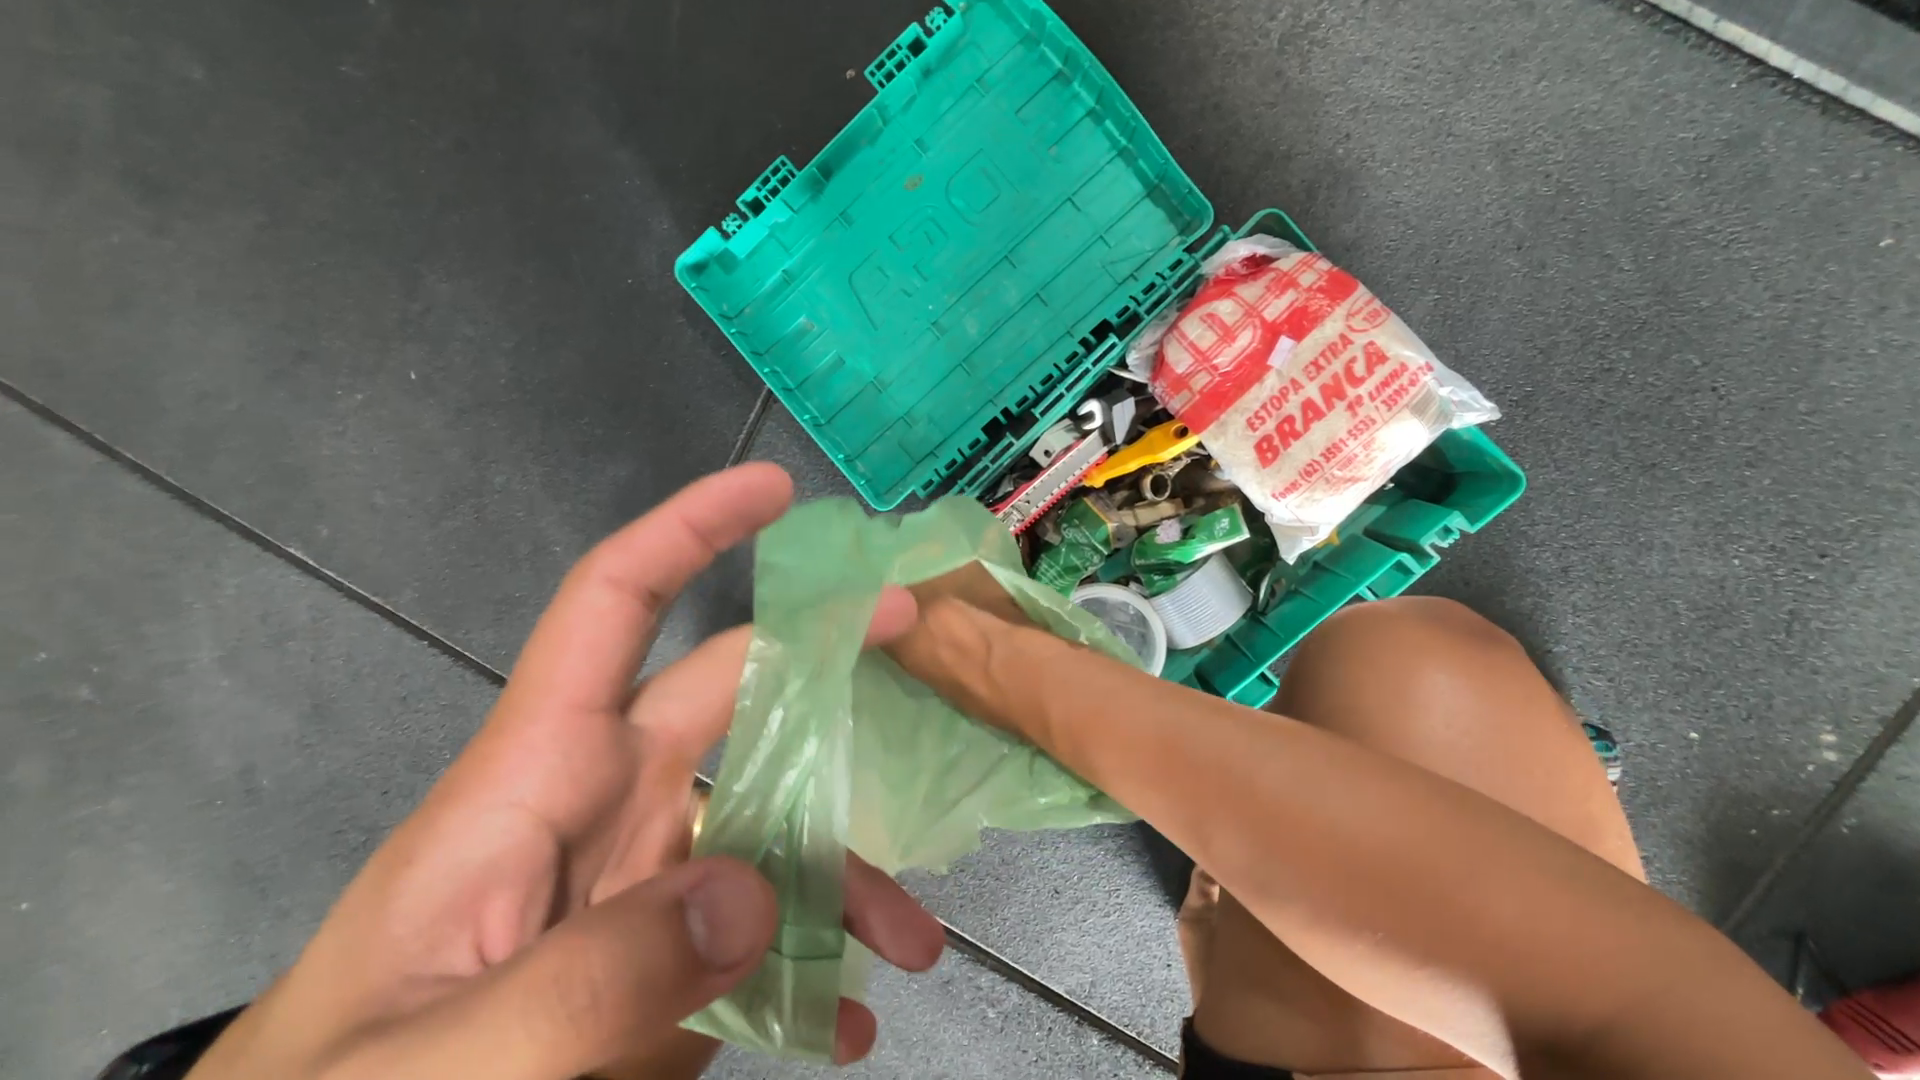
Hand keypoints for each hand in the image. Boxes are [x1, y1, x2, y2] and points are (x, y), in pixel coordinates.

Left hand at [186, 464, 944, 1079]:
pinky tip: (840, 1021)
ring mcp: (632, 884)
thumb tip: (750, 897)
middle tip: (923, 647)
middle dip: (827, 667)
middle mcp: (597, 808)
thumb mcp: (436, 1064)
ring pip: (764, 833)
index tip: (775, 493)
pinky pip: (750, 938)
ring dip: (843, 880)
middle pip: (728, 701)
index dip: (689, 532)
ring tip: (910, 947)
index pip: (611, 609)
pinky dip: (806, 970)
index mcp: (532, 779)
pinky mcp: (652, 960)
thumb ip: (586, 982)